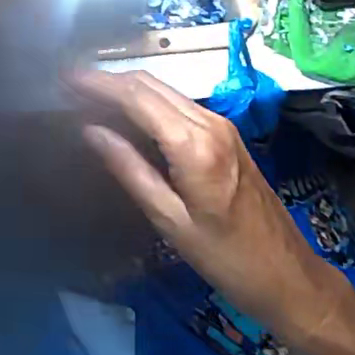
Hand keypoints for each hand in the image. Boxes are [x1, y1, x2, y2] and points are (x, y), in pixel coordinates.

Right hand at [68, 70, 354, 343]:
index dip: (97, 83)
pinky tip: (125, 113)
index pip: (136, 97)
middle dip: (108, 79)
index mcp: (194, 145)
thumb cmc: (226, 258)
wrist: (289, 275)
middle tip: (70, 86)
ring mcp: (221, 125)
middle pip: (150, 84)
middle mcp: (209, 123)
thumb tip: (91, 131)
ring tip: (89, 97)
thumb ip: (129, 169)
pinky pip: (177, 103)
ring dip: (126, 87)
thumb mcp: (170, 220)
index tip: (65, 79)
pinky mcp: (225, 134)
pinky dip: (146, 100)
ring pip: (164, 90)